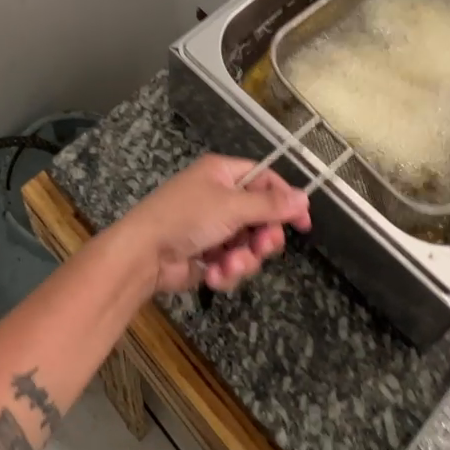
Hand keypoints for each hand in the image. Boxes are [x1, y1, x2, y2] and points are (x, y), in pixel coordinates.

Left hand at [110, 154, 312, 294]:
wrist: (144, 255)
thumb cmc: (186, 218)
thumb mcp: (231, 207)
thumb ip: (269, 204)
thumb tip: (305, 197)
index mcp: (222, 174)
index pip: (265, 179)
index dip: (285, 199)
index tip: (303, 224)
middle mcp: (219, 198)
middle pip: (261, 217)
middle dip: (262, 238)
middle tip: (260, 248)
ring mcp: (213, 228)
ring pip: (249, 246)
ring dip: (242, 260)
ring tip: (227, 266)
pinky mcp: (207, 256)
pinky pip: (231, 264)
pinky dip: (225, 272)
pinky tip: (212, 275)